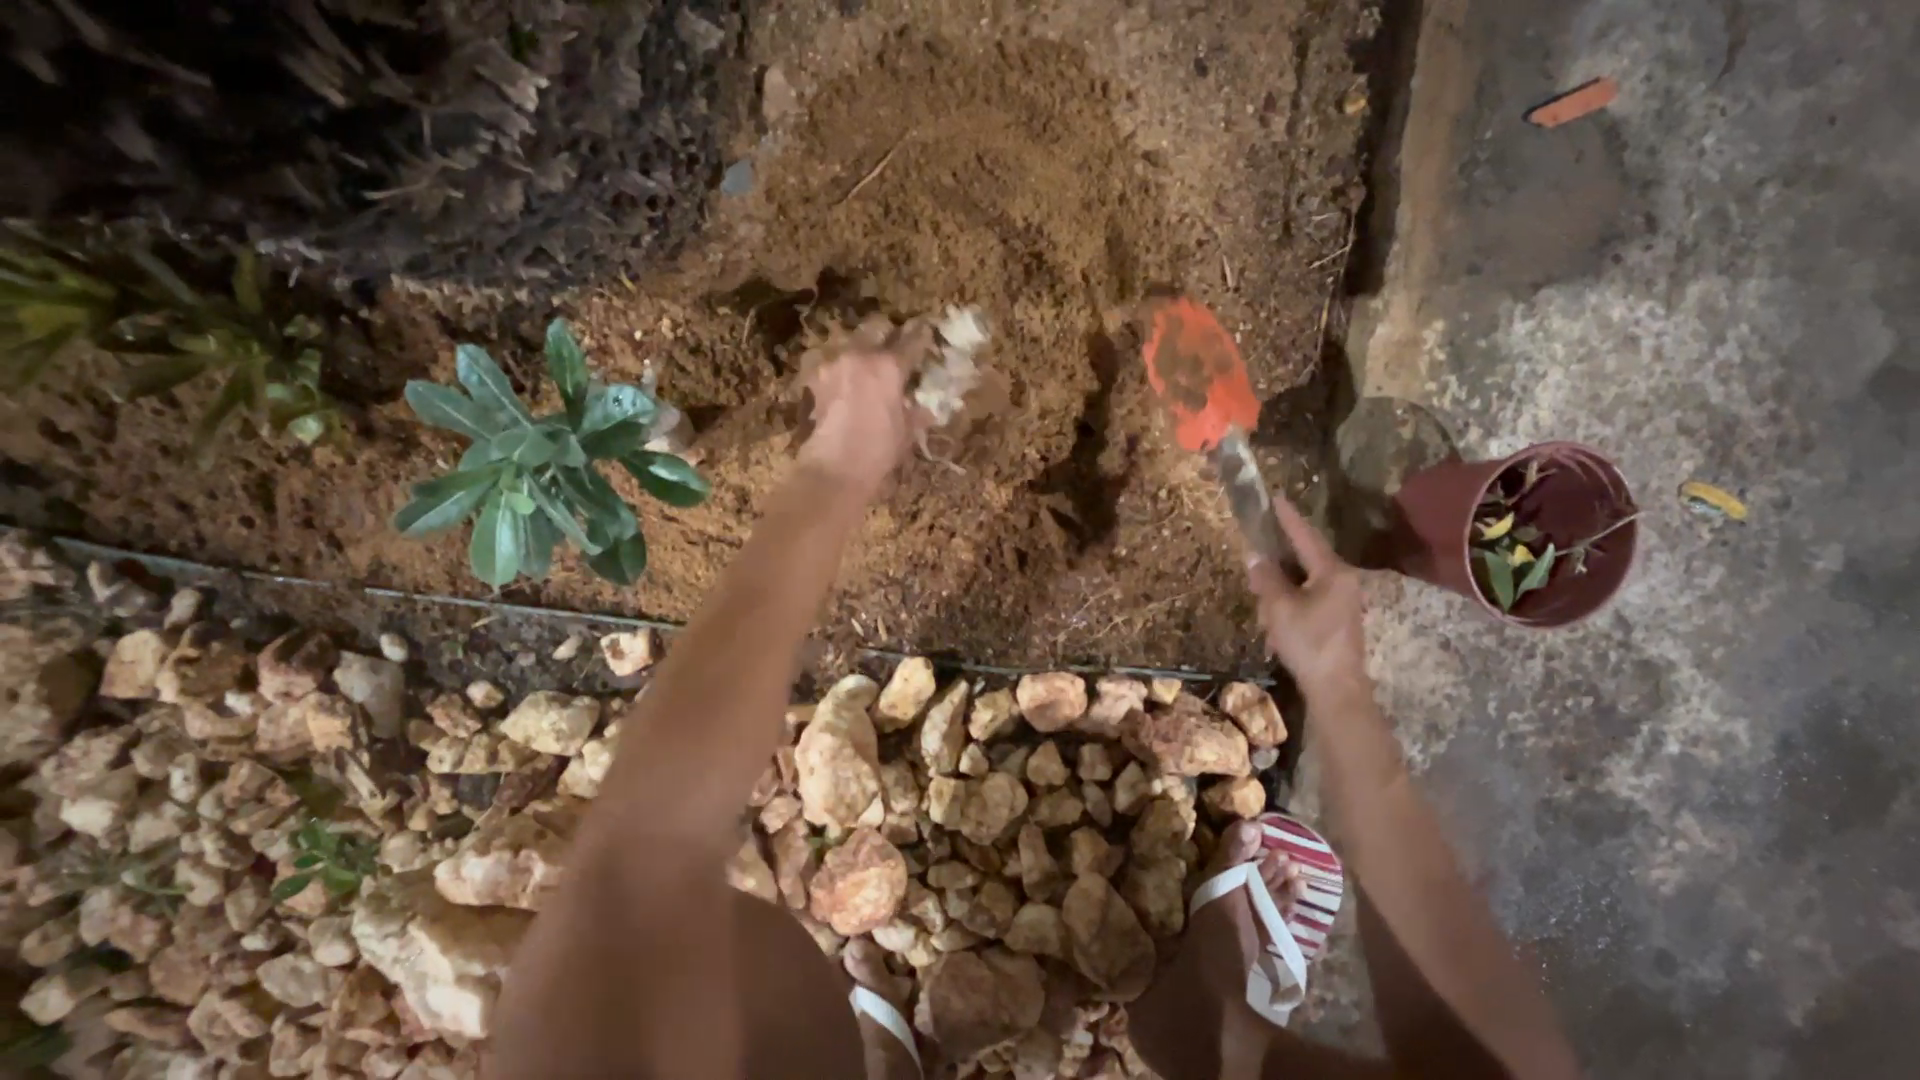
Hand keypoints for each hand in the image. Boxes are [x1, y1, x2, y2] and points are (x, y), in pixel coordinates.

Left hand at [797, 318, 927, 494]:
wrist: (834, 467)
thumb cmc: (878, 450)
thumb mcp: (906, 432)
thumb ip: (915, 412)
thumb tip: (925, 408)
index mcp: (889, 366)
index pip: (912, 341)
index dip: (921, 337)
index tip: (925, 334)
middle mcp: (860, 355)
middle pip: (876, 327)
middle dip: (886, 334)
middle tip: (893, 347)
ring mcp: (834, 365)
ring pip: (851, 344)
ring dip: (861, 351)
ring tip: (866, 369)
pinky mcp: (815, 380)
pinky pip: (832, 366)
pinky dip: (842, 372)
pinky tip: (845, 387)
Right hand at [1245, 493, 1371, 707]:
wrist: (1336, 688)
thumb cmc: (1308, 643)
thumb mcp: (1279, 608)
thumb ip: (1266, 579)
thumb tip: (1255, 555)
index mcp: (1332, 573)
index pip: (1306, 537)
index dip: (1288, 518)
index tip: (1276, 497)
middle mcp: (1344, 581)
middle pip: (1307, 559)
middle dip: (1280, 556)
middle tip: (1257, 549)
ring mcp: (1344, 602)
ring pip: (1306, 581)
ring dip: (1283, 584)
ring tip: (1261, 593)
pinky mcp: (1339, 620)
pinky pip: (1310, 598)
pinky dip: (1290, 600)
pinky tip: (1274, 615)